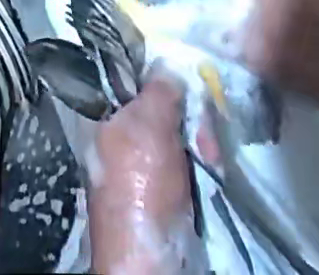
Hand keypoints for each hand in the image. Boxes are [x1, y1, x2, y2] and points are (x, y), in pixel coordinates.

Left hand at [88, 77, 196, 274]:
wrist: (148, 258)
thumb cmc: (140, 185)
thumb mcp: (149, 125)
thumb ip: (159, 89)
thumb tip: (169, 62)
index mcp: (106, 118)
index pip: (135, 79)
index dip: (163, 75)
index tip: (187, 72)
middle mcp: (120, 136)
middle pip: (162, 105)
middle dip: (189, 112)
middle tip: (203, 128)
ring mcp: (141, 163)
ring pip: (178, 129)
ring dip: (200, 135)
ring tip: (210, 153)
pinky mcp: (162, 185)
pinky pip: (186, 154)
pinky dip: (201, 156)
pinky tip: (211, 163)